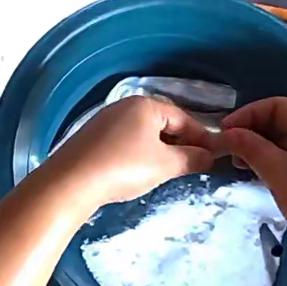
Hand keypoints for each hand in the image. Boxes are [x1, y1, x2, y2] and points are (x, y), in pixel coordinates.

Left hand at [34, 96, 217, 211]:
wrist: (72, 180)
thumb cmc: (124, 167)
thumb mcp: (166, 165)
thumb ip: (192, 158)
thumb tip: (209, 156)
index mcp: (144, 105)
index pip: (183, 118)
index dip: (201, 137)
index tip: (214, 156)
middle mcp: (123, 106)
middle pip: (162, 123)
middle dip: (180, 143)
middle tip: (193, 165)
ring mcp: (104, 120)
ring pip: (142, 133)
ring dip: (159, 149)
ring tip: (169, 170)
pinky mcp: (91, 137)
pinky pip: (124, 141)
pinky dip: (137, 153)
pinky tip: (138, 170)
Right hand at [215, 97, 286, 261]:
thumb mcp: (278, 172)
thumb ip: (250, 147)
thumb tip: (224, 133)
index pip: (277, 106)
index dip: (247, 114)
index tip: (223, 133)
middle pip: (280, 121)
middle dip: (251, 131)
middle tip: (227, 150)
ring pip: (283, 140)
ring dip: (258, 147)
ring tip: (240, 164)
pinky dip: (270, 159)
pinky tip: (257, 172)